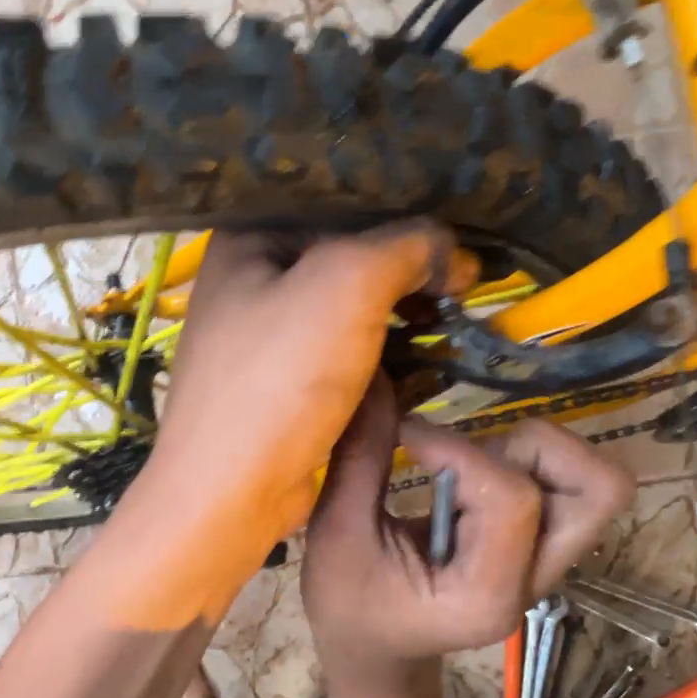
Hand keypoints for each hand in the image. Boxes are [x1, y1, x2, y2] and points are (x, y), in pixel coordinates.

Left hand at [145, 221, 472, 535]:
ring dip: (401, 317)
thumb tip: (453, 250)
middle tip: (464, 289)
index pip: (344, 205)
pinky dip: (381, 354)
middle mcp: (251, 280)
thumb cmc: (280, 379)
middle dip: (409, 273)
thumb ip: (406, 246)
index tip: (463, 250)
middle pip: (348, 258)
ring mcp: (265, 338)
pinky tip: (419, 360)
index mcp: (249, 237)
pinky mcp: (284, 386)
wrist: (231, 492)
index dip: (409, 220)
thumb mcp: (347, 285)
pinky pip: (343, 354)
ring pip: (349, 311)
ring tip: (449, 325)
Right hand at [301, 380, 634, 666]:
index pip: (512, 499)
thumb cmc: (348, 608)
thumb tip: (376, 378)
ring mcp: (546, 566)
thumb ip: (361, 458)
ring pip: (598, 486)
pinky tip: (473, 477)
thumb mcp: (337, 536)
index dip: (459, 451)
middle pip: (597, 491)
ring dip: (538, 454)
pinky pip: (570, 488)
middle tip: (469, 457)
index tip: (407, 438)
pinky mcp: (541, 548)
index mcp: (486, 595)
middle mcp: (534, 581)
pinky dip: (531, 463)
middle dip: (533, 448)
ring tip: (472, 467)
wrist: (376, 656)